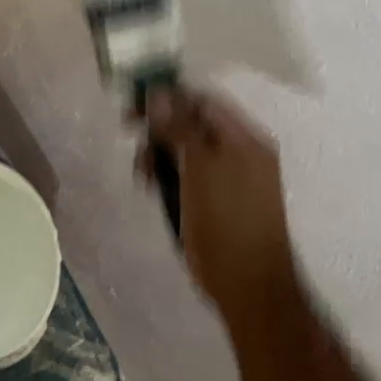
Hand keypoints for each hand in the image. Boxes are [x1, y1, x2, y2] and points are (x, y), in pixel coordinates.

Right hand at [138, 87, 368, 380]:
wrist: (251, 289)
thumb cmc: (224, 223)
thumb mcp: (198, 168)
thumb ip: (178, 126)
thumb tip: (156, 91)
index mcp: (245, 137)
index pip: (200, 99)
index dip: (165, 97)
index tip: (132, 106)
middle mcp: (242, 150)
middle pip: (191, 121)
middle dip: (158, 128)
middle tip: (130, 137)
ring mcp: (233, 176)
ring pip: (187, 148)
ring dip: (159, 152)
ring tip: (142, 174)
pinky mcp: (221, 199)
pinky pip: (191, 172)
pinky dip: (171, 174)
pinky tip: (153, 187)